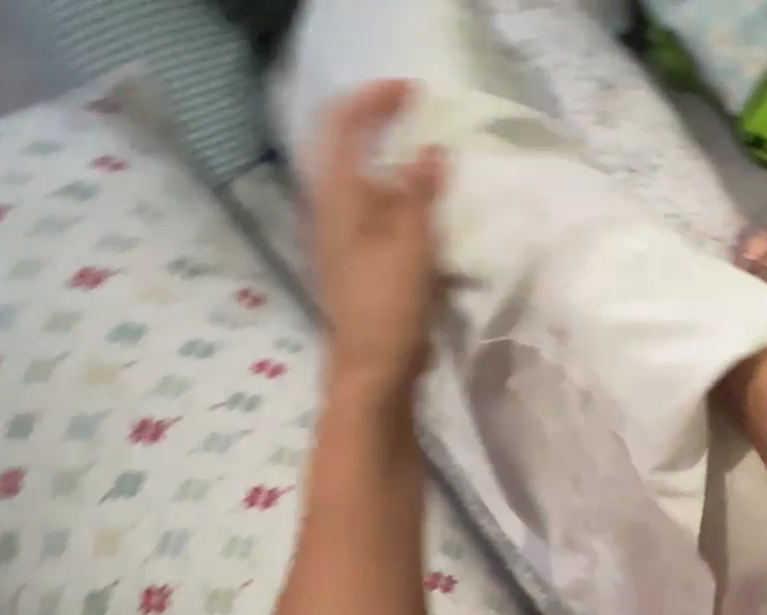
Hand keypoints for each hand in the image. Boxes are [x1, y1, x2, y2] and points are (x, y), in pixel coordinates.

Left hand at [309, 80, 447, 401]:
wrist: (372, 370)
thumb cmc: (387, 306)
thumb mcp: (409, 245)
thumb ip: (418, 195)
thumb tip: (430, 153)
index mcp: (336, 199)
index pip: (344, 126)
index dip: (374, 100)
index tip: (413, 92)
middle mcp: (331, 212)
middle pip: (350, 153)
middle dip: (384, 132)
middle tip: (425, 125)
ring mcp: (344, 242)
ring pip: (367, 189)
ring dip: (397, 171)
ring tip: (435, 169)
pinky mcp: (362, 267)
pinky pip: (381, 219)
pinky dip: (404, 206)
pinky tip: (430, 220)